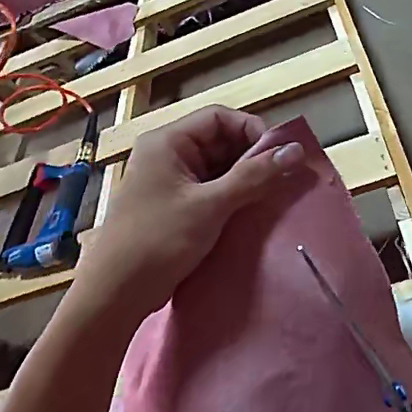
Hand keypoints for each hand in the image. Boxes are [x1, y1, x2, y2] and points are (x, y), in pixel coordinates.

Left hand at [71, 106, 303, 325]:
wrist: (116, 293)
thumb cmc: (159, 241)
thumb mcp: (211, 206)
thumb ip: (254, 177)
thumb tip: (295, 151)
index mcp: (168, 141)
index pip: (219, 118)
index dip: (252, 131)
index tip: (280, 156)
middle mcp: (167, 154)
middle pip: (219, 141)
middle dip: (251, 158)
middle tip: (282, 180)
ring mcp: (169, 181)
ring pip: (217, 167)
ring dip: (244, 179)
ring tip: (272, 196)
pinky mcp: (174, 206)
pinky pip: (210, 189)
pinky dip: (231, 197)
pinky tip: (252, 212)